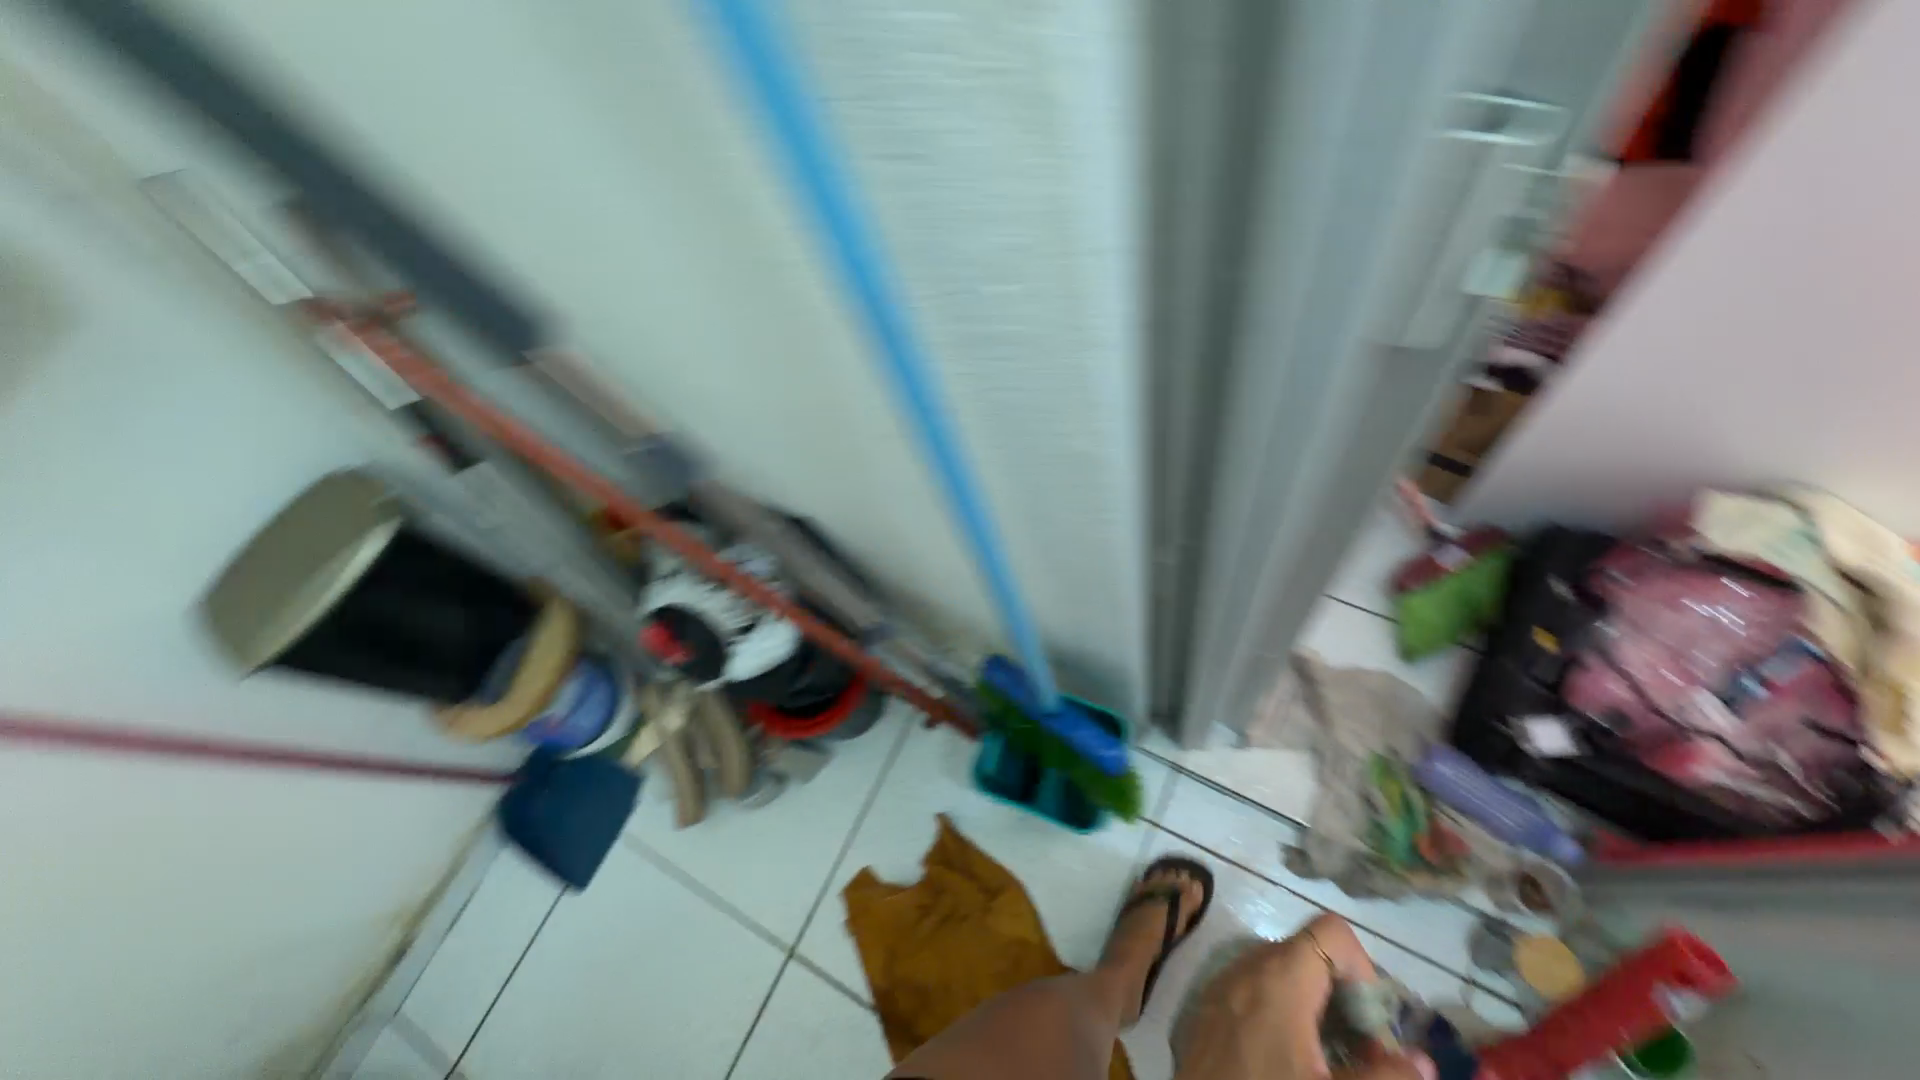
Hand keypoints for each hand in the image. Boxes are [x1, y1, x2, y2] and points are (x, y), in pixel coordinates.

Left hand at [1174, 914, 1435, 1079]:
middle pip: (1308, 954)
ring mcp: (1220, 988)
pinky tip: (1286, 1062)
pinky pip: (1252, 993)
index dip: (1364, 970)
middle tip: (1361, 1053)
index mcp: (1278, 977)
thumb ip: (1386, 1077)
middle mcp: (1245, 968)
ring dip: (1313, 1008)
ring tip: (1327, 1060)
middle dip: (1344, 997)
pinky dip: (1279, 1015)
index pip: (1332, 931)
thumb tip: (1422, 1061)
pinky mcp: (1205, 1012)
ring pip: (1280, 974)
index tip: (1373, 1025)